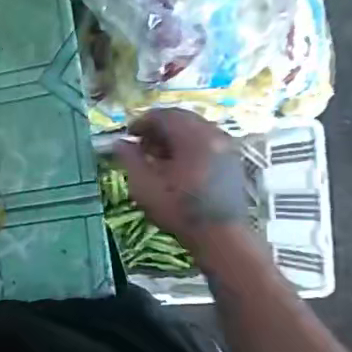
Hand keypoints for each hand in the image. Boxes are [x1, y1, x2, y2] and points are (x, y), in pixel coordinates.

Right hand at [113, 109, 254, 258]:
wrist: (221, 236)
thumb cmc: (180, 211)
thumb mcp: (145, 186)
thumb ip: (130, 160)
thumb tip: (119, 143)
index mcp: (192, 135)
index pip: (163, 115)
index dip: (142, 122)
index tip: (129, 135)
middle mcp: (213, 133)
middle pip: (181, 119)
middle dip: (159, 128)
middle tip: (143, 145)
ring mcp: (227, 146)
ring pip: (196, 130)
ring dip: (175, 137)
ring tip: (159, 157)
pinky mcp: (232, 161)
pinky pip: (207, 142)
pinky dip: (190, 146)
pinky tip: (180, 167)